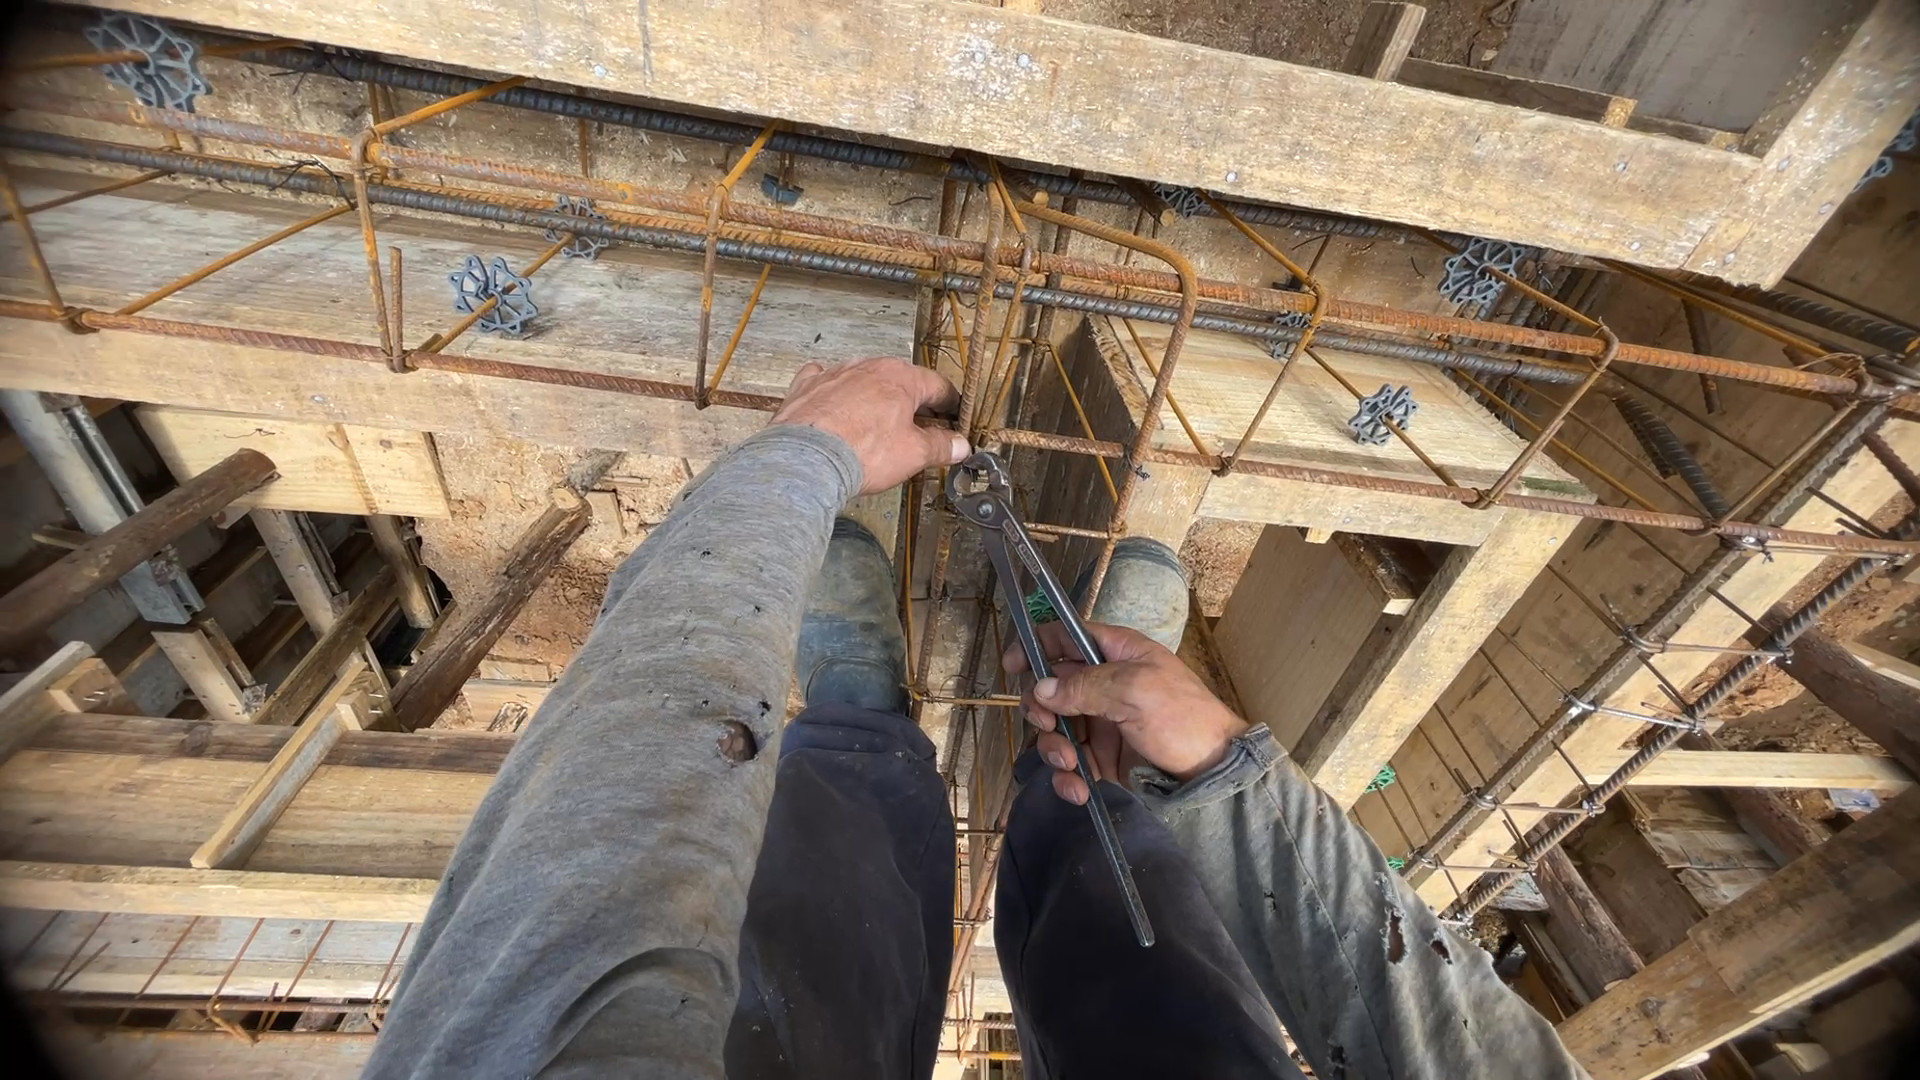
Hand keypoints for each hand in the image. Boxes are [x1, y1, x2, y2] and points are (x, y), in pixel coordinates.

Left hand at [770, 357, 969, 493]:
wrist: (806, 460)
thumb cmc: (861, 452)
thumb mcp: (914, 454)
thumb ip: (941, 446)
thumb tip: (959, 445)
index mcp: (900, 378)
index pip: (937, 385)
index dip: (951, 403)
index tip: (954, 415)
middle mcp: (868, 367)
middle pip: (900, 382)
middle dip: (913, 403)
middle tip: (921, 426)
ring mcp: (835, 374)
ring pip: (864, 380)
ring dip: (876, 398)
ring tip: (880, 424)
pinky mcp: (807, 387)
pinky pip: (826, 382)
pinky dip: (835, 393)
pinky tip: (836, 407)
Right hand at [1004, 620, 1248, 805]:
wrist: (1216, 776)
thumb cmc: (1183, 719)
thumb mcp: (1137, 690)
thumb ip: (1086, 685)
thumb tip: (1040, 690)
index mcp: (1115, 652)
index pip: (1065, 635)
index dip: (1036, 644)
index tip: (1012, 666)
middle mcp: (1103, 683)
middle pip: (1050, 687)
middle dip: (1041, 709)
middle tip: (1049, 726)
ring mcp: (1102, 721)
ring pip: (1054, 727)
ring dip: (1053, 748)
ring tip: (1071, 766)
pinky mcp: (1103, 757)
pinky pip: (1070, 763)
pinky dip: (1067, 778)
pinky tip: (1078, 790)